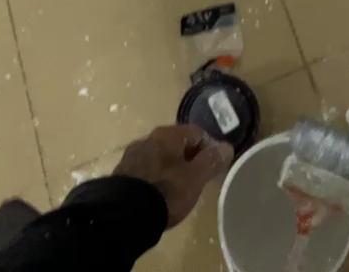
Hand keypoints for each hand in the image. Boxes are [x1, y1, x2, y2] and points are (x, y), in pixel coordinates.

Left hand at [113, 124, 234, 226]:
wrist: (124, 215)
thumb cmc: (166, 191)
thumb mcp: (196, 178)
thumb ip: (212, 160)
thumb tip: (226, 147)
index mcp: (168, 134)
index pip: (197, 132)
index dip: (210, 147)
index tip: (215, 165)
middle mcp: (149, 137)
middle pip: (177, 143)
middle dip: (190, 157)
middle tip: (199, 177)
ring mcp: (132, 155)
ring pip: (160, 156)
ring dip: (172, 167)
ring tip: (179, 188)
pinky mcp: (121, 174)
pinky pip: (146, 170)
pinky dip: (156, 177)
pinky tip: (158, 194)